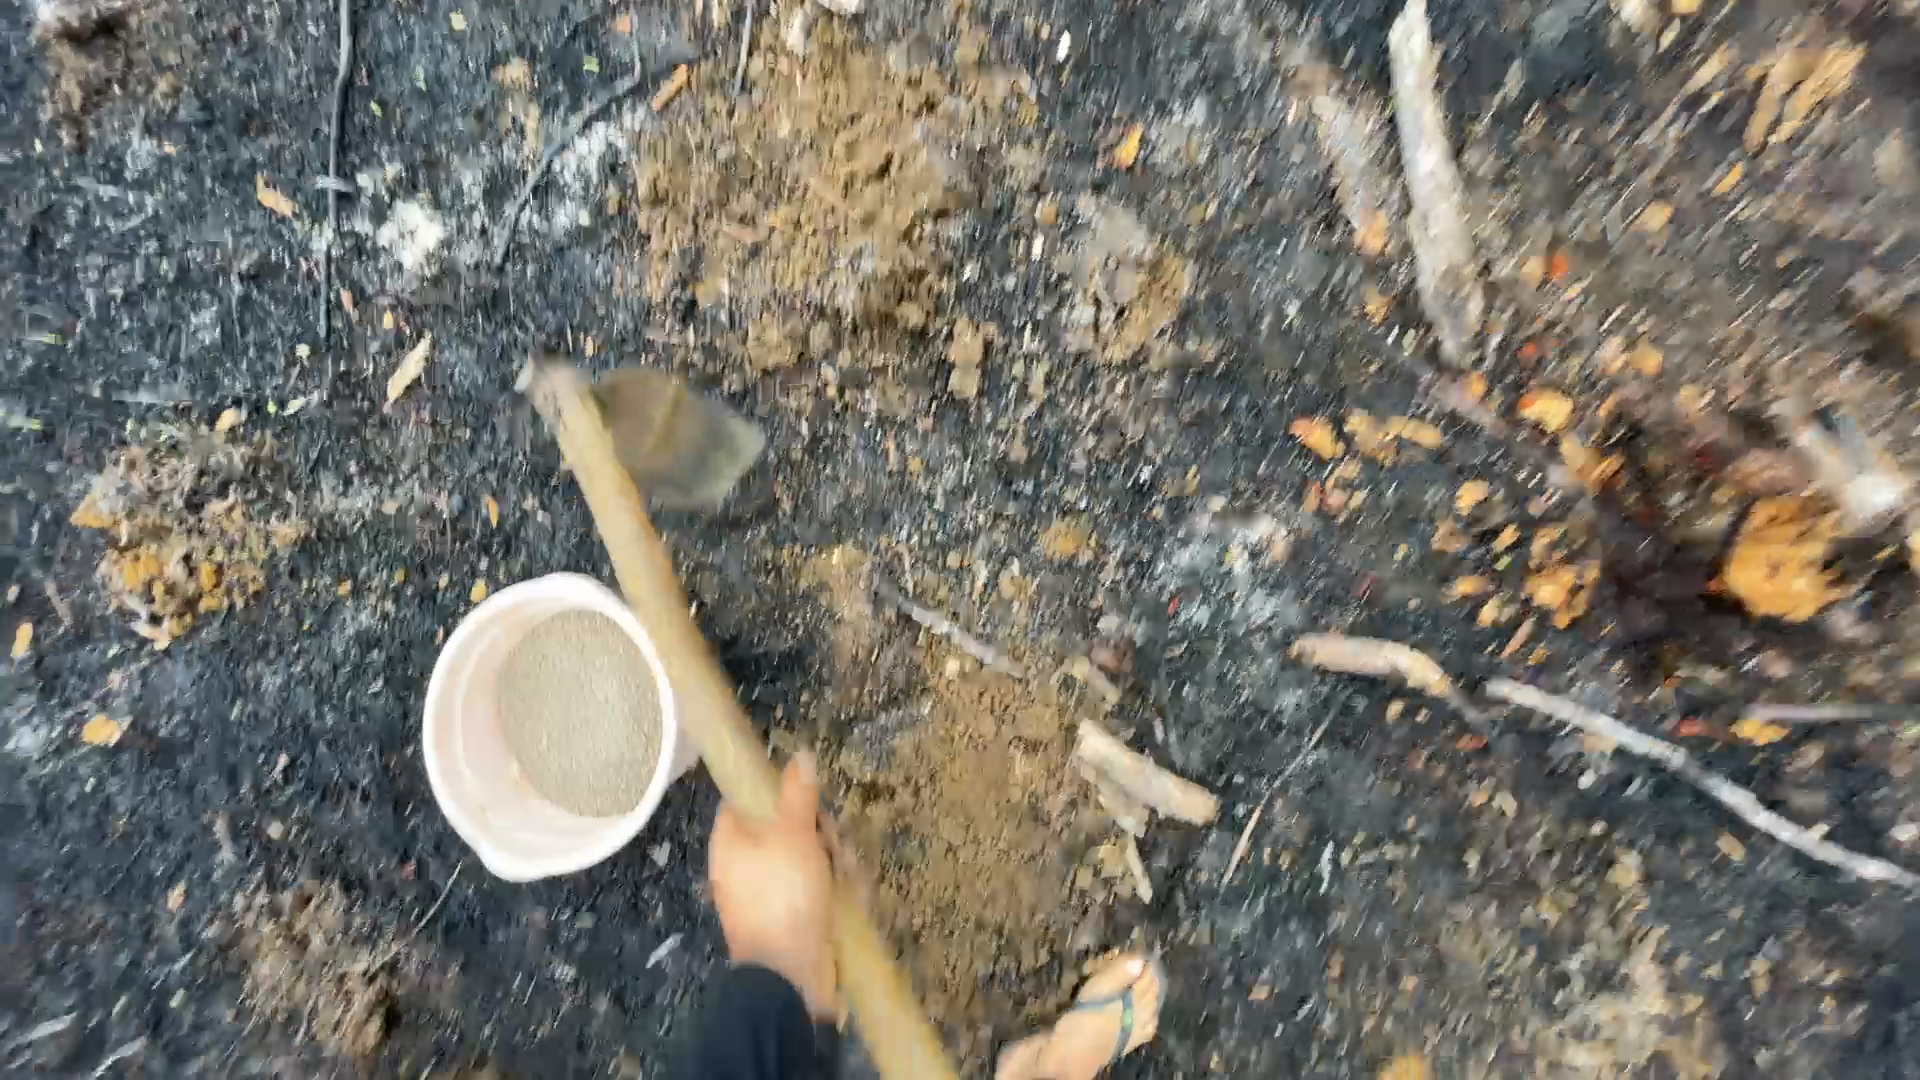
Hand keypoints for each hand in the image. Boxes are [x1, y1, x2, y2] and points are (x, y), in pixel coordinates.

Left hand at [708, 754, 838, 1019]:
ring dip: (832, 859)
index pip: (745, 799)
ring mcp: (767, 893)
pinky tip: (849, 892)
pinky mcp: (790, 915)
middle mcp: (744, 865)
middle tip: (831, 840)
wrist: (789, 977)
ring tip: (845, 872)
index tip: (805, 793)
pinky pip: (814, 886)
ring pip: (806, 856)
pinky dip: (833, 886)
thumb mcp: (794, 833)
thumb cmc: (783, 894)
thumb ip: (798, 792)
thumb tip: (801, 755)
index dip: (776, 789)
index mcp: (731, 842)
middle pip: (784, 826)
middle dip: (818, 830)